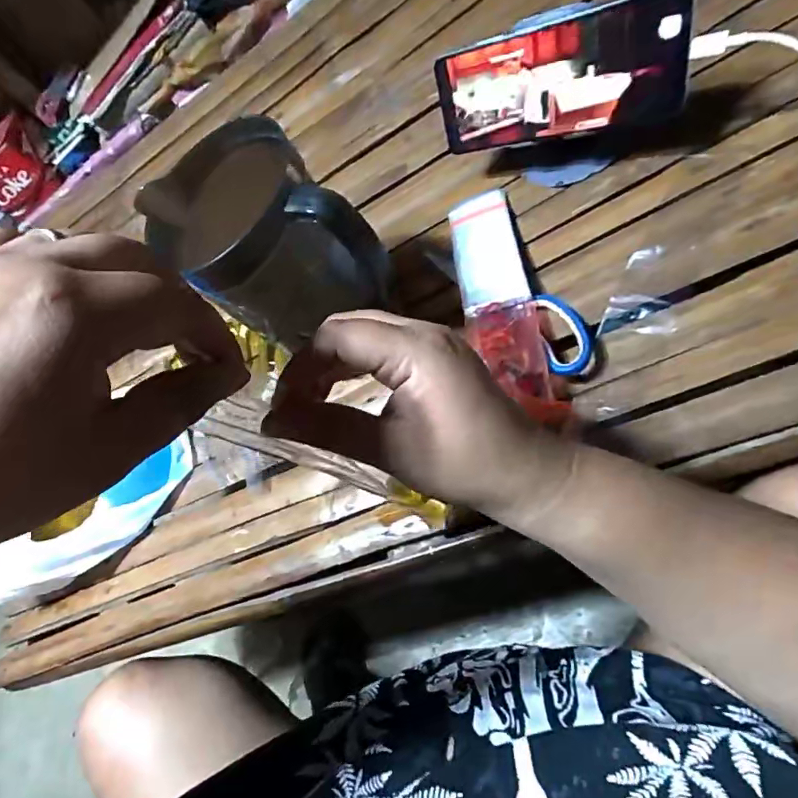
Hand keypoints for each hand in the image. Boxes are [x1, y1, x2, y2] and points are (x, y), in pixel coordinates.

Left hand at [0, 230, 247, 621]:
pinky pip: (10, 251)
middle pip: (127, 257)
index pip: (171, 299)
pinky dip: (51, 269)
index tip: (226, 366)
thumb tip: (219, 375)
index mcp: (75, 309)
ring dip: (113, 280)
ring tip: (120, 330)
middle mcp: (26, 265)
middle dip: (169, 299)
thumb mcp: (103, 454)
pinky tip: (48, 304)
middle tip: (183, 347)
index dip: (210, 331)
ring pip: (69, 245)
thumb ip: (173, 404)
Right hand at [262, 311, 573, 519]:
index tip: (281, 407)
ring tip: (309, 397)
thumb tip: (272, 425)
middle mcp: (421, 330)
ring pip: (364, 330)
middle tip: (291, 401)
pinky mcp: (437, 351)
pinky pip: (383, 341)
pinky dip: (355, 361)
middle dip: (312, 360)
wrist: (524, 472)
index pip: (336, 336)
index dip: (300, 369)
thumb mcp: (388, 450)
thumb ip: (328, 429)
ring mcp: (432, 337)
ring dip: (332, 359)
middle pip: (347, 325)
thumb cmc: (460, 465)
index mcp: (412, 349)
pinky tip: (342, 388)